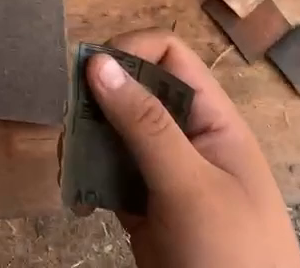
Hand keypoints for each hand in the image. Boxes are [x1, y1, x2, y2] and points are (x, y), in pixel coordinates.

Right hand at [86, 30, 299, 267]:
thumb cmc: (231, 257)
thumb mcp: (191, 187)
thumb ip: (145, 123)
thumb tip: (96, 60)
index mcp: (213, 123)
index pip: (169, 56)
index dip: (130, 51)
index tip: (90, 72)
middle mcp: (187, 139)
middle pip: (133, 89)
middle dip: (96, 98)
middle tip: (70, 121)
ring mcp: (164, 173)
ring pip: (113, 130)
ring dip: (85, 137)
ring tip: (68, 161)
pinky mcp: (143, 203)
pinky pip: (107, 170)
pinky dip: (86, 172)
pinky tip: (74, 189)